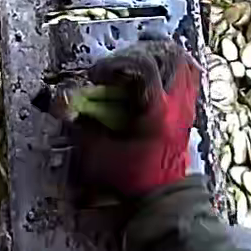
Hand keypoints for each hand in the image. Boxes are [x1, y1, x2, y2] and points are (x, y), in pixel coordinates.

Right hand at [71, 38, 201, 196]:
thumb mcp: (99, 152)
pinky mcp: (186, 107)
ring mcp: (186, 103)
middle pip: (167, 54)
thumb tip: (64, 103)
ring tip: (130, 64)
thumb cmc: (132, 178)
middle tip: (115, 67)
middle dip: (134, 53)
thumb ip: (82, 125)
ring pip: (182, 59)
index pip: (144, 65)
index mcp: (158, 111)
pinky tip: (148, 74)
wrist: (163, 197)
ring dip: (153, 54)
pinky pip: (186, 72)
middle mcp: (177, 103)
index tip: (97, 76)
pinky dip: (167, 65)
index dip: (115, 63)